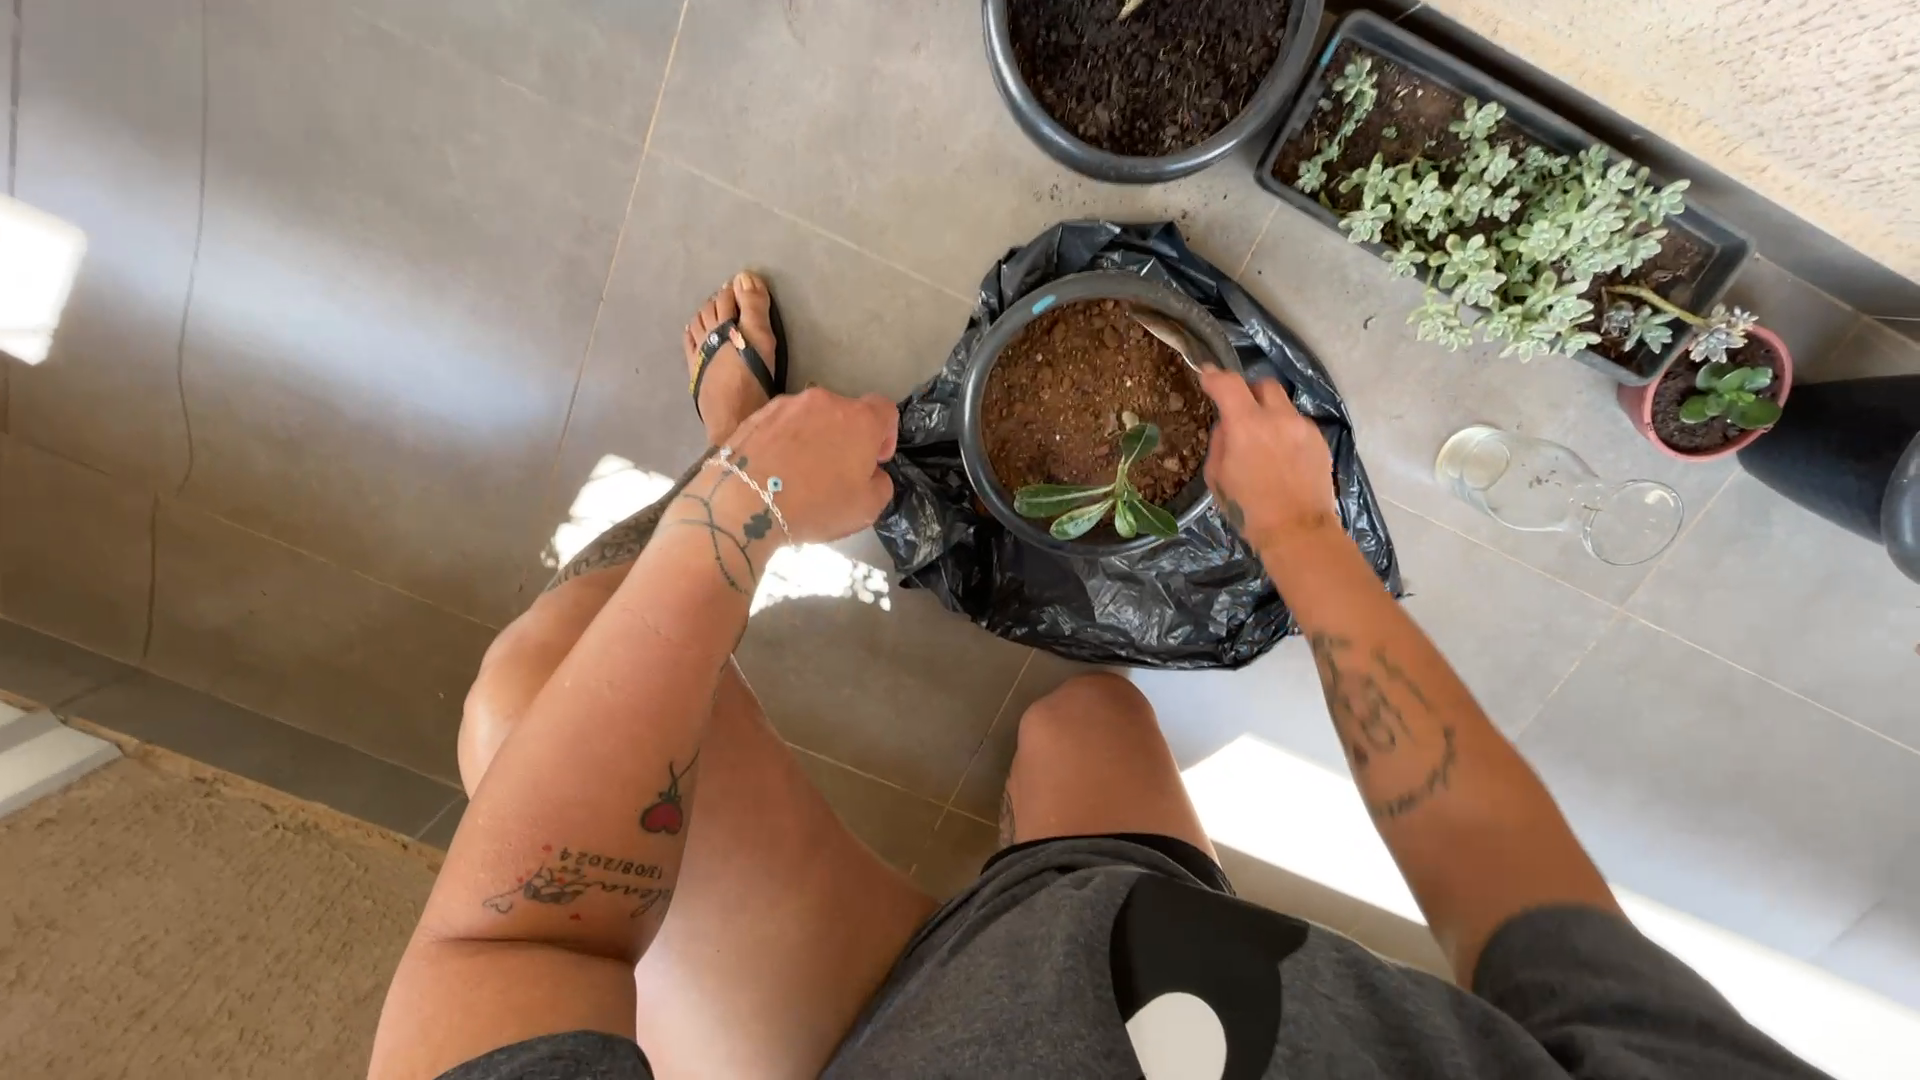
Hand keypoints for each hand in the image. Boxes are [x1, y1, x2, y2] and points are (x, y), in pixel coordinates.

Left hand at [717, 387, 898, 543]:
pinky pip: (782, 426)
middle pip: (846, 414)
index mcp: (860, 420)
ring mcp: (787, 405)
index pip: (885, 410)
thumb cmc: (815, 505)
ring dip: (815, 438)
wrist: (745, 502)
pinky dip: (785, 442)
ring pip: (812, 418)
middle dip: (847, 438)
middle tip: (837, 472)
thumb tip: (872, 473)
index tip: (875, 461)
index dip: (886, 435)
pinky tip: (776, 470)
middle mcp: (826, 401)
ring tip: (801, 472)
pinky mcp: (757, 415)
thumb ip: (881, 484)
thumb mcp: (867, 508)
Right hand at [1199, 369, 1338, 550]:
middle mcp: (1278, 418)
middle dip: (1249, 393)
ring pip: (1283, 407)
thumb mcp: (1217, 477)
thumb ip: (1220, 443)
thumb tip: (1227, 427)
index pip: (1228, 384)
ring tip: (1264, 444)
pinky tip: (1282, 459)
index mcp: (1246, 425)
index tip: (1206, 375)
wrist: (1297, 530)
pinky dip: (1286, 434)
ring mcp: (1303, 428)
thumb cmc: (1248, 508)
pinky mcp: (1319, 441)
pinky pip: (1297, 426)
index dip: (1214, 377)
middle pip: (1263, 385)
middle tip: (1240, 411)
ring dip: (1269, 416)